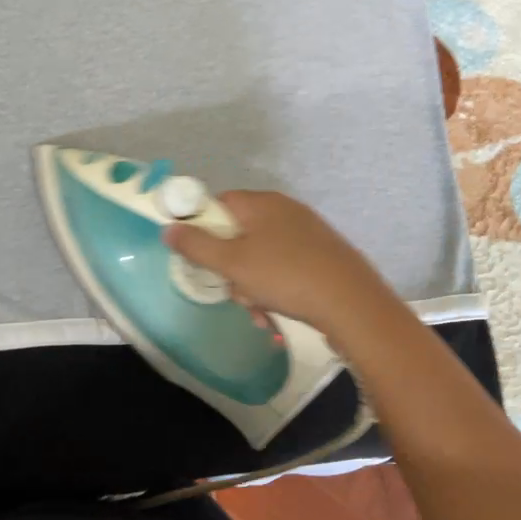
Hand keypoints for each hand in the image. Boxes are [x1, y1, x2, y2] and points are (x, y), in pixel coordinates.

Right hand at [162, 191, 388, 335]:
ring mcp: (307, 234)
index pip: (219, 204)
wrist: (352, 304)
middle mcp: (285, 211)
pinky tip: (276, 315)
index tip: (200, 256)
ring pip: (261, 257)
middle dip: (229, 267)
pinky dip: (275, 291)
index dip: (203, 228)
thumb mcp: (232, 263)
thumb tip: (168, 228)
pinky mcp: (323, 257)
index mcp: (262, 204)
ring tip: (258, 313)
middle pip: (238, 233)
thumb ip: (196, 245)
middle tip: (232, 290)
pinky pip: (284, 269)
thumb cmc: (285, 276)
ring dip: (251, 286)